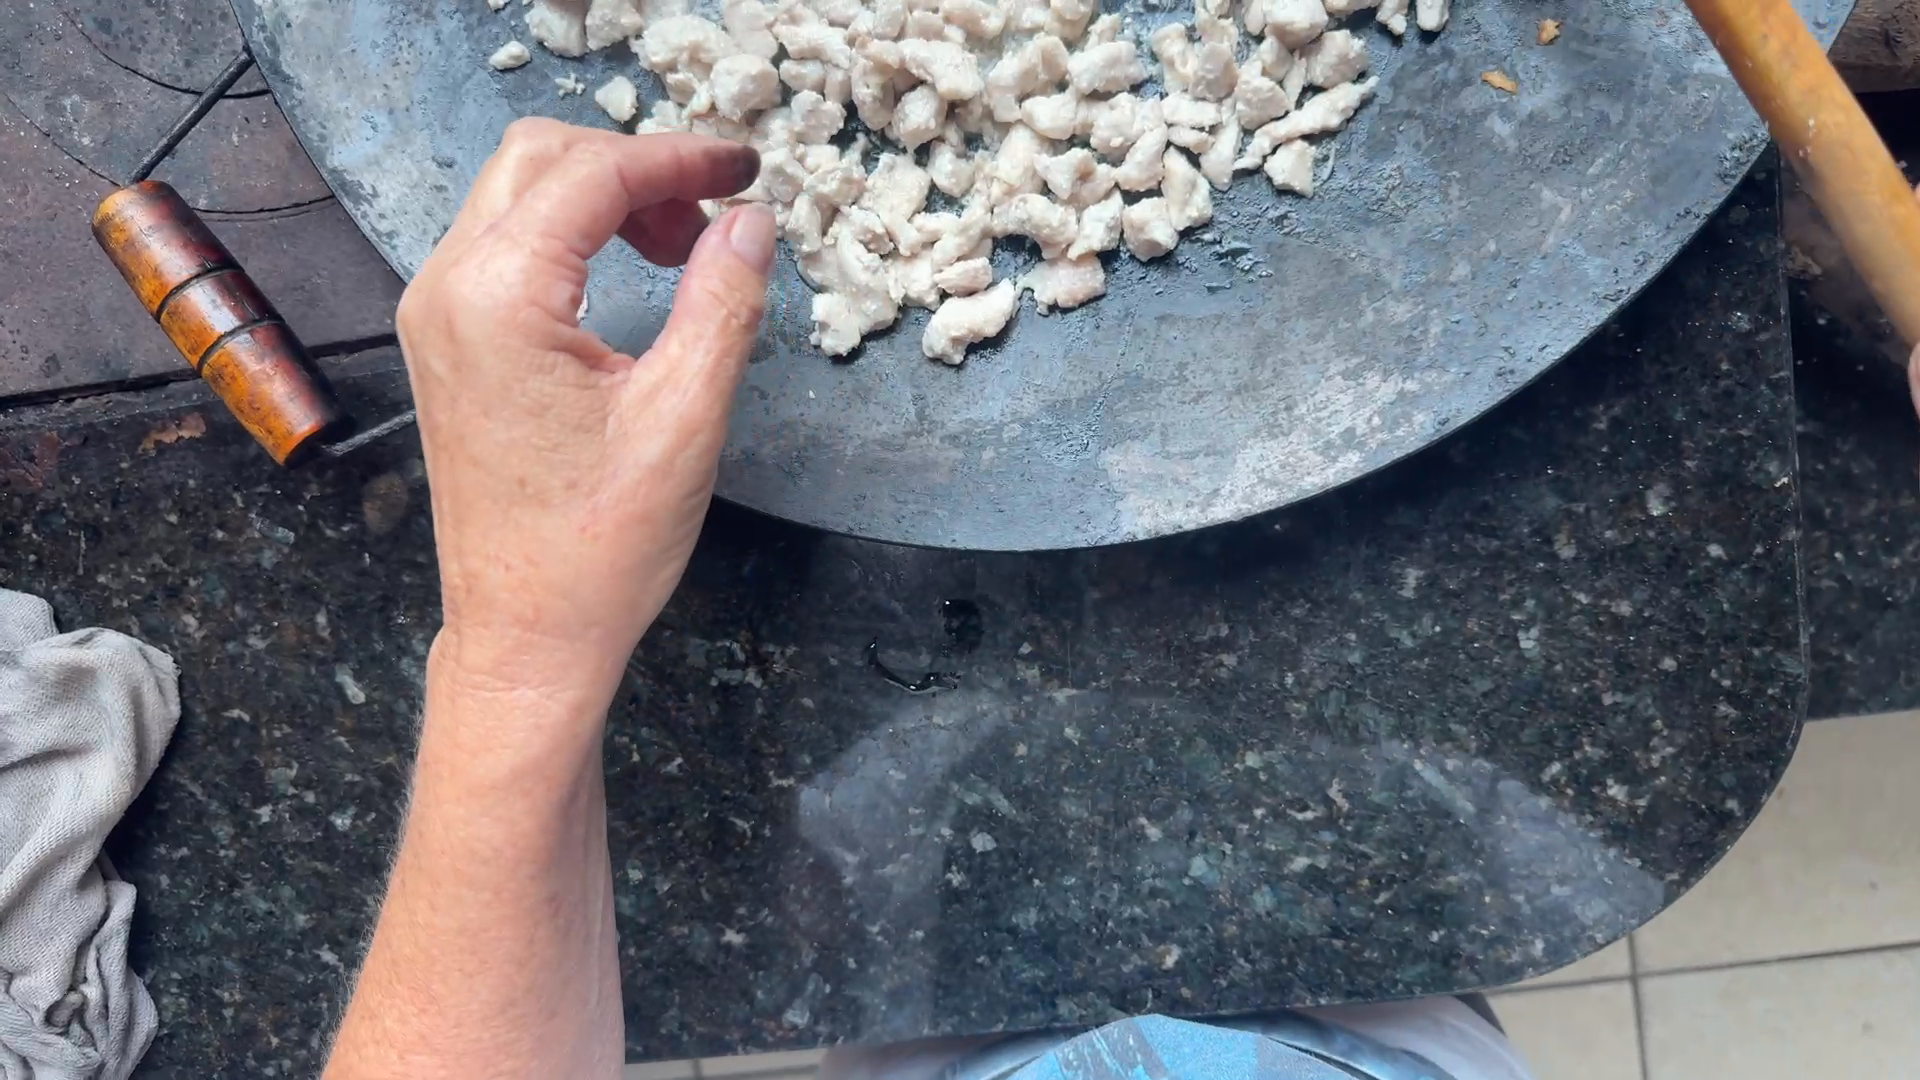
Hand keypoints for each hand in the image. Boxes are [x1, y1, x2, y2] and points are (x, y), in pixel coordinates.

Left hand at [396, 119, 773, 701]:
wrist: (531, 630)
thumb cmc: (607, 541)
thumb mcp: (686, 419)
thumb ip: (723, 305)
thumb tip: (753, 224)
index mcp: (497, 297)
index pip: (591, 174)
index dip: (680, 158)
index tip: (748, 169)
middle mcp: (446, 288)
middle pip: (542, 162)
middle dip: (641, 169)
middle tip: (719, 217)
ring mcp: (439, 317)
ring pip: (523, 201)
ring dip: (611, 202)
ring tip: (686, 252)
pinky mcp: (454, 347)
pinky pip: (513, 251)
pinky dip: (581, 241)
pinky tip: (634, 281)